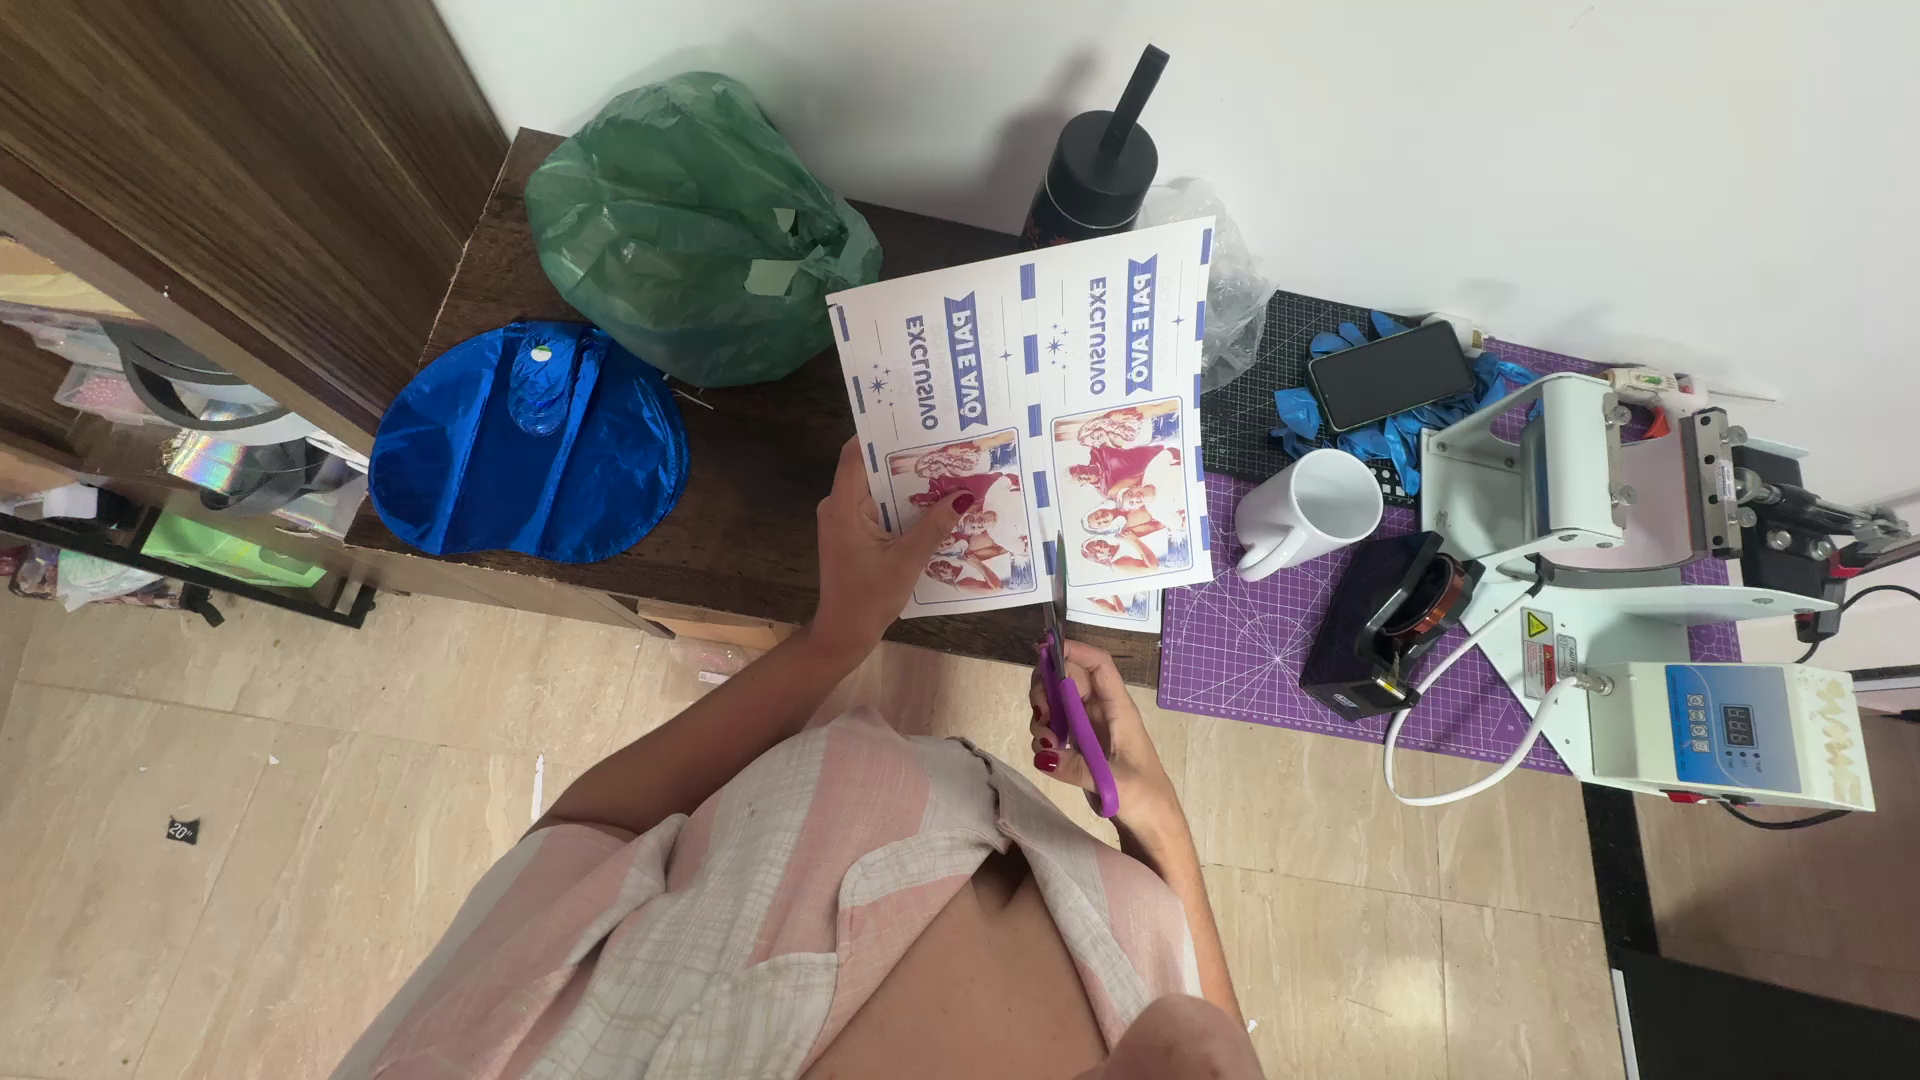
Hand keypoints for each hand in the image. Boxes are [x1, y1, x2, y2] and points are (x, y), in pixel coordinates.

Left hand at [811, 438, 967, 663]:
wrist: (844, 633)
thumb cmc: (868, 598)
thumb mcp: (906, 561)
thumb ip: (935, 526)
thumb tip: (966, 496)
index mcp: (843, 507)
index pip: (855, 455)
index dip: (880, 434)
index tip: (913, 423)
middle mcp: (839, 506)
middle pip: (871, 469)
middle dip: (906, 459)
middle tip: (943, 446)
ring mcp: (845, 519)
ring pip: (878, 488)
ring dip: (908, 483)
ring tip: (945, 470)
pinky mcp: (854, 532)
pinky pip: (879, 507)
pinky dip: (903, 503)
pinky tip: (933, 503)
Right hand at [1029, 639, 1179, 833]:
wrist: (1153, 828)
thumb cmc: (1146, 799)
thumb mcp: (1114, 783)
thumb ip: (1077, 768)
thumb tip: (1043, 754)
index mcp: (1119, 710)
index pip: (1099, 665)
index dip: (1074, 650)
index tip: (1044, 649)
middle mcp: (1101, 712)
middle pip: (1068, 678)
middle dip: (1045, 686)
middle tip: (1039, 712)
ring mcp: (1088, 728)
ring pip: (1056, 702)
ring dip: (1041, 714)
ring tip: (1044, 741)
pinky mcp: (1078, 746)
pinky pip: (1053, 727)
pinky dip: (1042, 734)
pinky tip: (1046, 754)